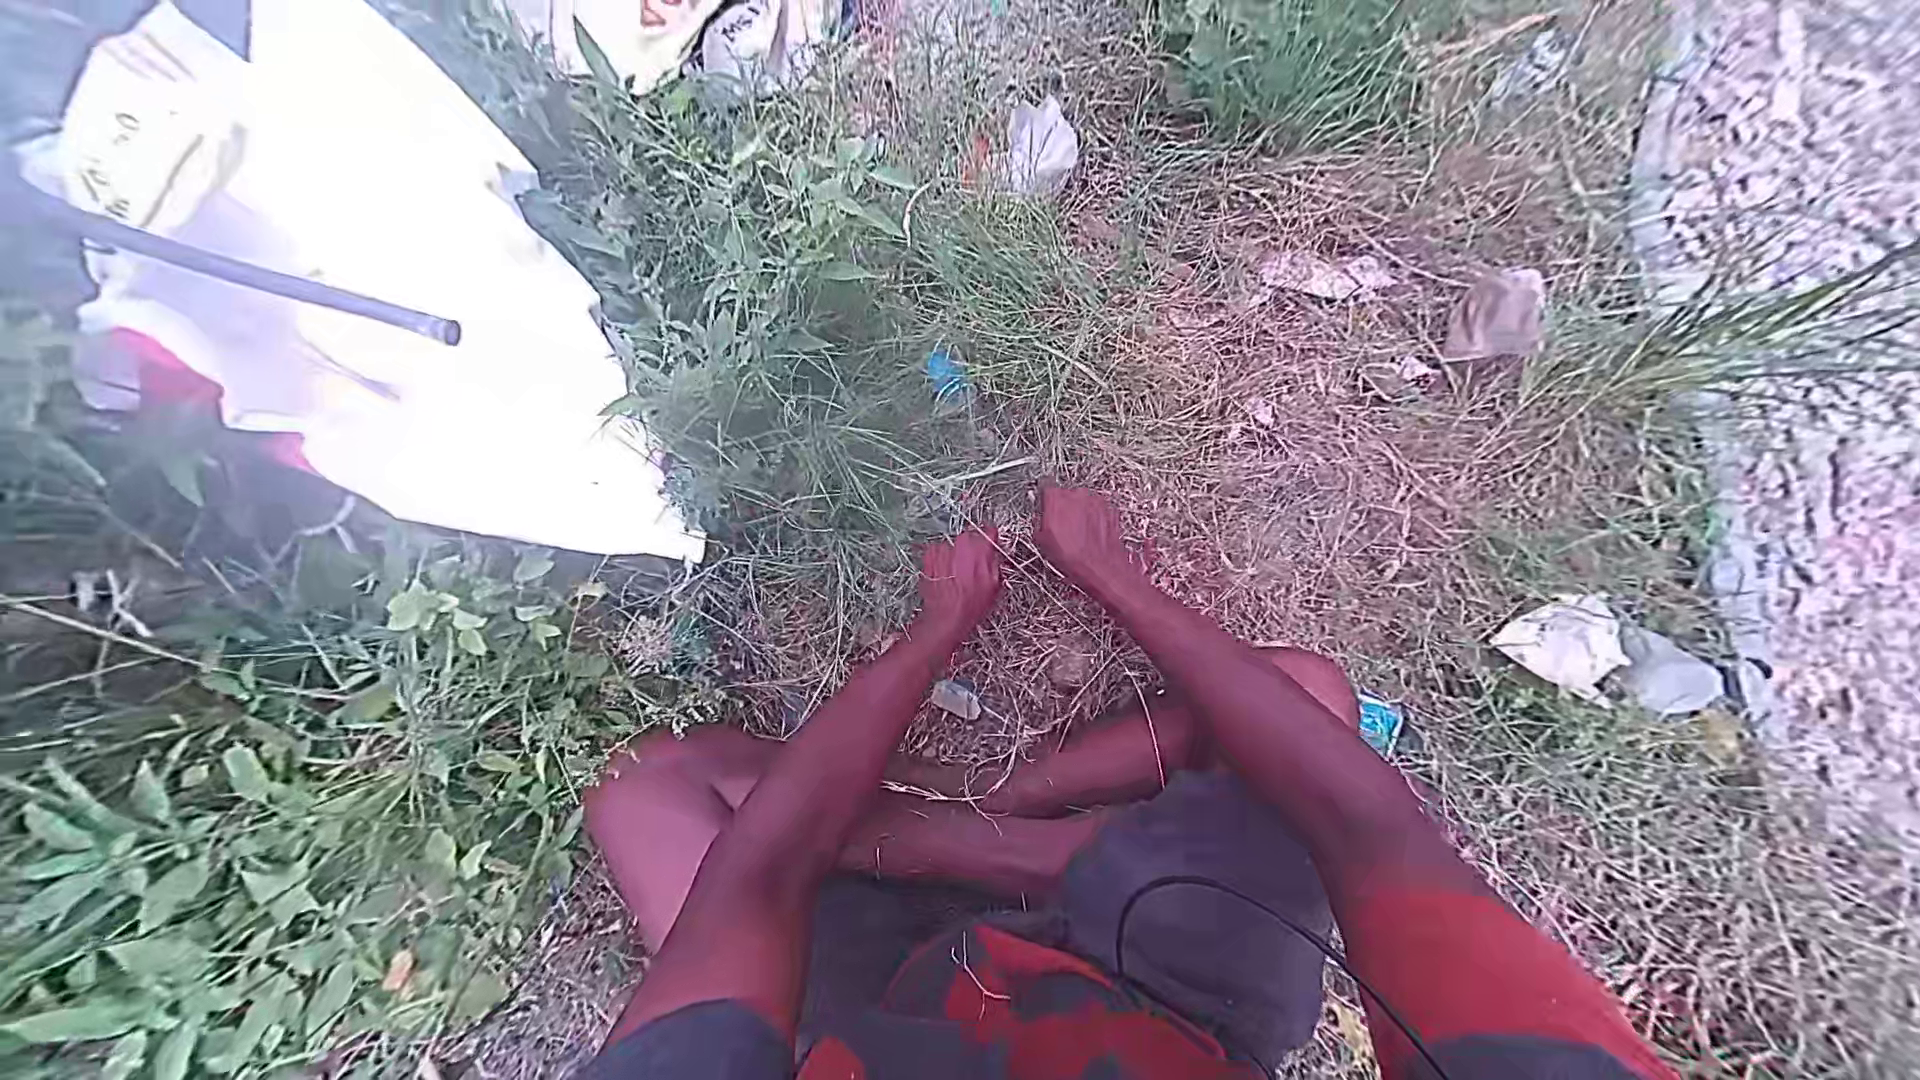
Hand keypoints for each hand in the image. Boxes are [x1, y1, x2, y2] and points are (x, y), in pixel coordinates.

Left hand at [917, 527, 1003, 634]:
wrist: (945, 616)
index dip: (991, 539)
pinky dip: (942, 560)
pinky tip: (946, 575)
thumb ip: (995, 562)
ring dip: (956, 555)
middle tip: (973, 567)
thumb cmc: (969, 605)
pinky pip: (939, 552)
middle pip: (970, 538)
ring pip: (953, 545)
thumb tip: (995, 554)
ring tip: (957, 575)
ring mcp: (944, 548)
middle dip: (972, 550)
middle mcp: (961, 544)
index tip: (990, 543)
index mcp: (980, 548)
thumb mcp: (994, 584)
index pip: (989, 531)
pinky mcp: (929, 555)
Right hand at [1034, 485, 1138, 593]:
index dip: (1045, 502)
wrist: (1100, 567)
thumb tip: (1039, 518)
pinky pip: (1097, 510)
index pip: (1046, 490)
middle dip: (1063, 508)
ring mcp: (1096, 501)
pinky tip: (1089, 535)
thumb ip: (1039, 520)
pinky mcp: (1110, 509)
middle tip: (1060, 526)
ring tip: (1076, 534)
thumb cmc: (1073, 555)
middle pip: (1066, 495)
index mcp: (1056, 497)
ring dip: (1080, 513)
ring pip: (1083, 502)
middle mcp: (1077, 494)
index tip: (1044, 510)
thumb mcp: (1043, 539)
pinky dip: (1094, 519)